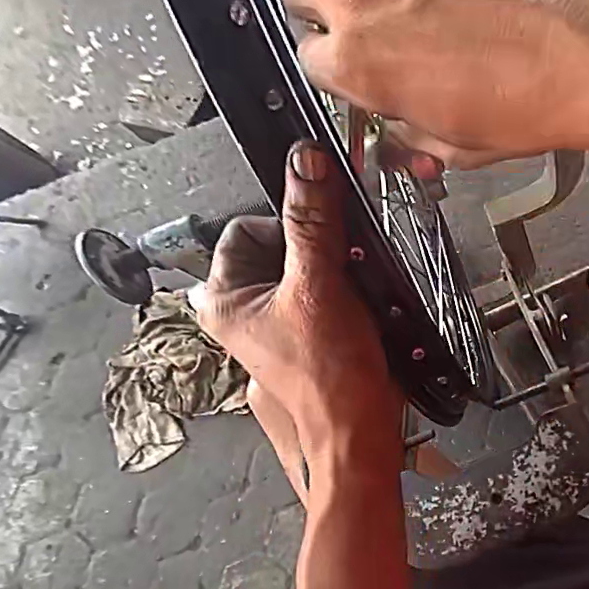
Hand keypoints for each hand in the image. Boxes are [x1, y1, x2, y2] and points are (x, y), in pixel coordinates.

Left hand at [191, 140, 402, 462]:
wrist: (360, 425)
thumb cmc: (327, 375)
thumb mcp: (318, 287)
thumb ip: (312, 223)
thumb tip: (305, 163)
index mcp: (225, 298)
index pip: (247, 228)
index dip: (290, 225)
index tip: (323, 235)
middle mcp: (246, 310)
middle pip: (284, 249)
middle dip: (321, 255)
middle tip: (342, 274)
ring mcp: (280, 325)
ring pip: (311, 272)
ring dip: (340, 274)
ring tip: (354, 299)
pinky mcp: (311, 335)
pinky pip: (330, 296)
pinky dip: (350, 294)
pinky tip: (364, 312)